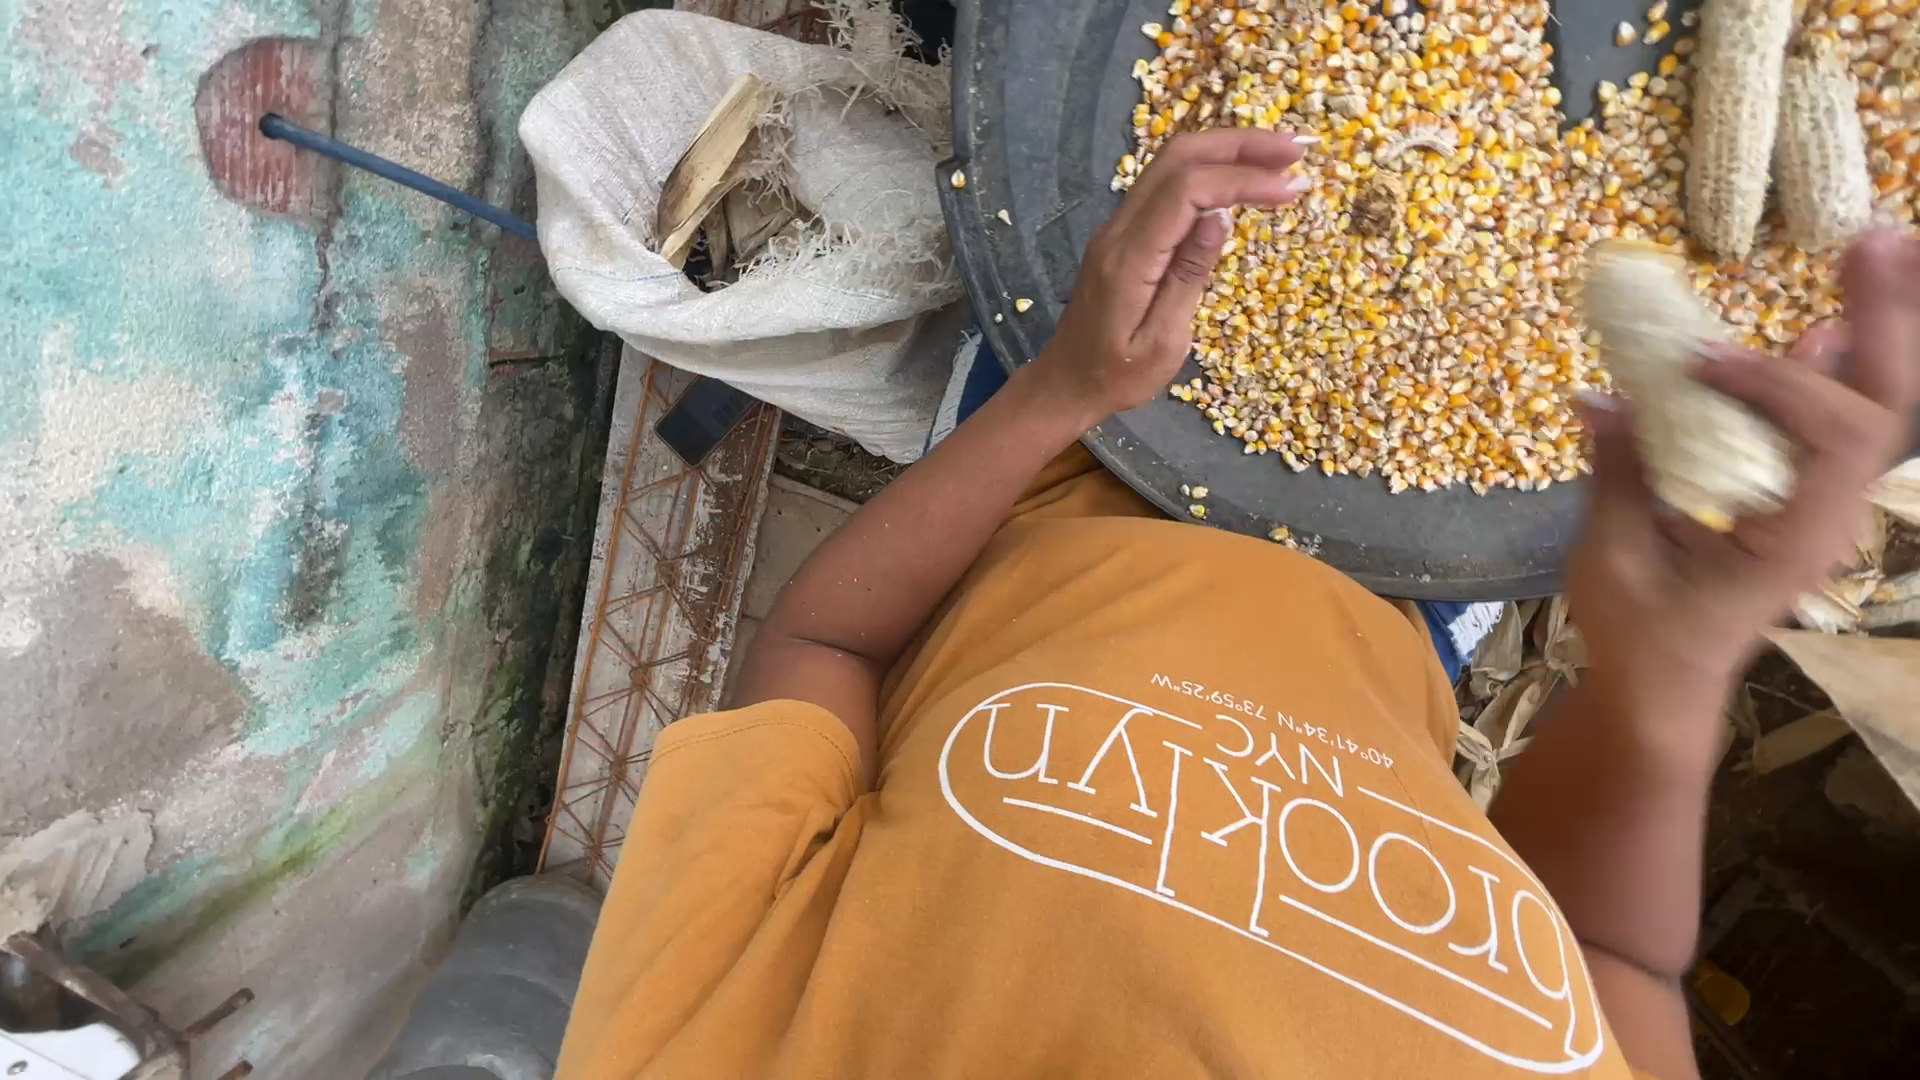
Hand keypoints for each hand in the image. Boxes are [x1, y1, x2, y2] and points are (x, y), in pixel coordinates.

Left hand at [1025, 129, 1311, 425]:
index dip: (1242, 177)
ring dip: (1225, 153)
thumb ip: (1188, 278)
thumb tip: (1221, 217)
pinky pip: (1164, 188)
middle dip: (1239, 145)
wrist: (1066, 385)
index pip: (1186, 190)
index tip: (1291, 188)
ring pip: (1169, 165)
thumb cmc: (1116, 377)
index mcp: (1128, 261)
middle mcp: (1116, 233)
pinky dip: (1206, 174)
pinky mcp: (1120, 239)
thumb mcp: (1161, 343)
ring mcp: (1114, 232)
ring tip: (1279, 159)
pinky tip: (1238, 182)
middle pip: (1177, 158)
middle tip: (1296, 151)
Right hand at [1570, 230, 1919, 716]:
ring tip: (1871, 259)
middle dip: (1886, 320)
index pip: (1828, 436)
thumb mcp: (1611, 556)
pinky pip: (1823, 430)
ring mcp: (1814, 505)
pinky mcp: (1785, 501)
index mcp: (1796, 533)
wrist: (1662, 682)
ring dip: (1875, 334)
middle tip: (1871, 242)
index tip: (1694, 360)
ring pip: (1873, 409)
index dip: (1771, 384)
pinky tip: (1820, 332)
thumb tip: (1596, 399)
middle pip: (1888, 405)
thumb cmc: (1637, 631)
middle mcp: (1828, 511)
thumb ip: (1616, 475)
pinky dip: (1823, 376)